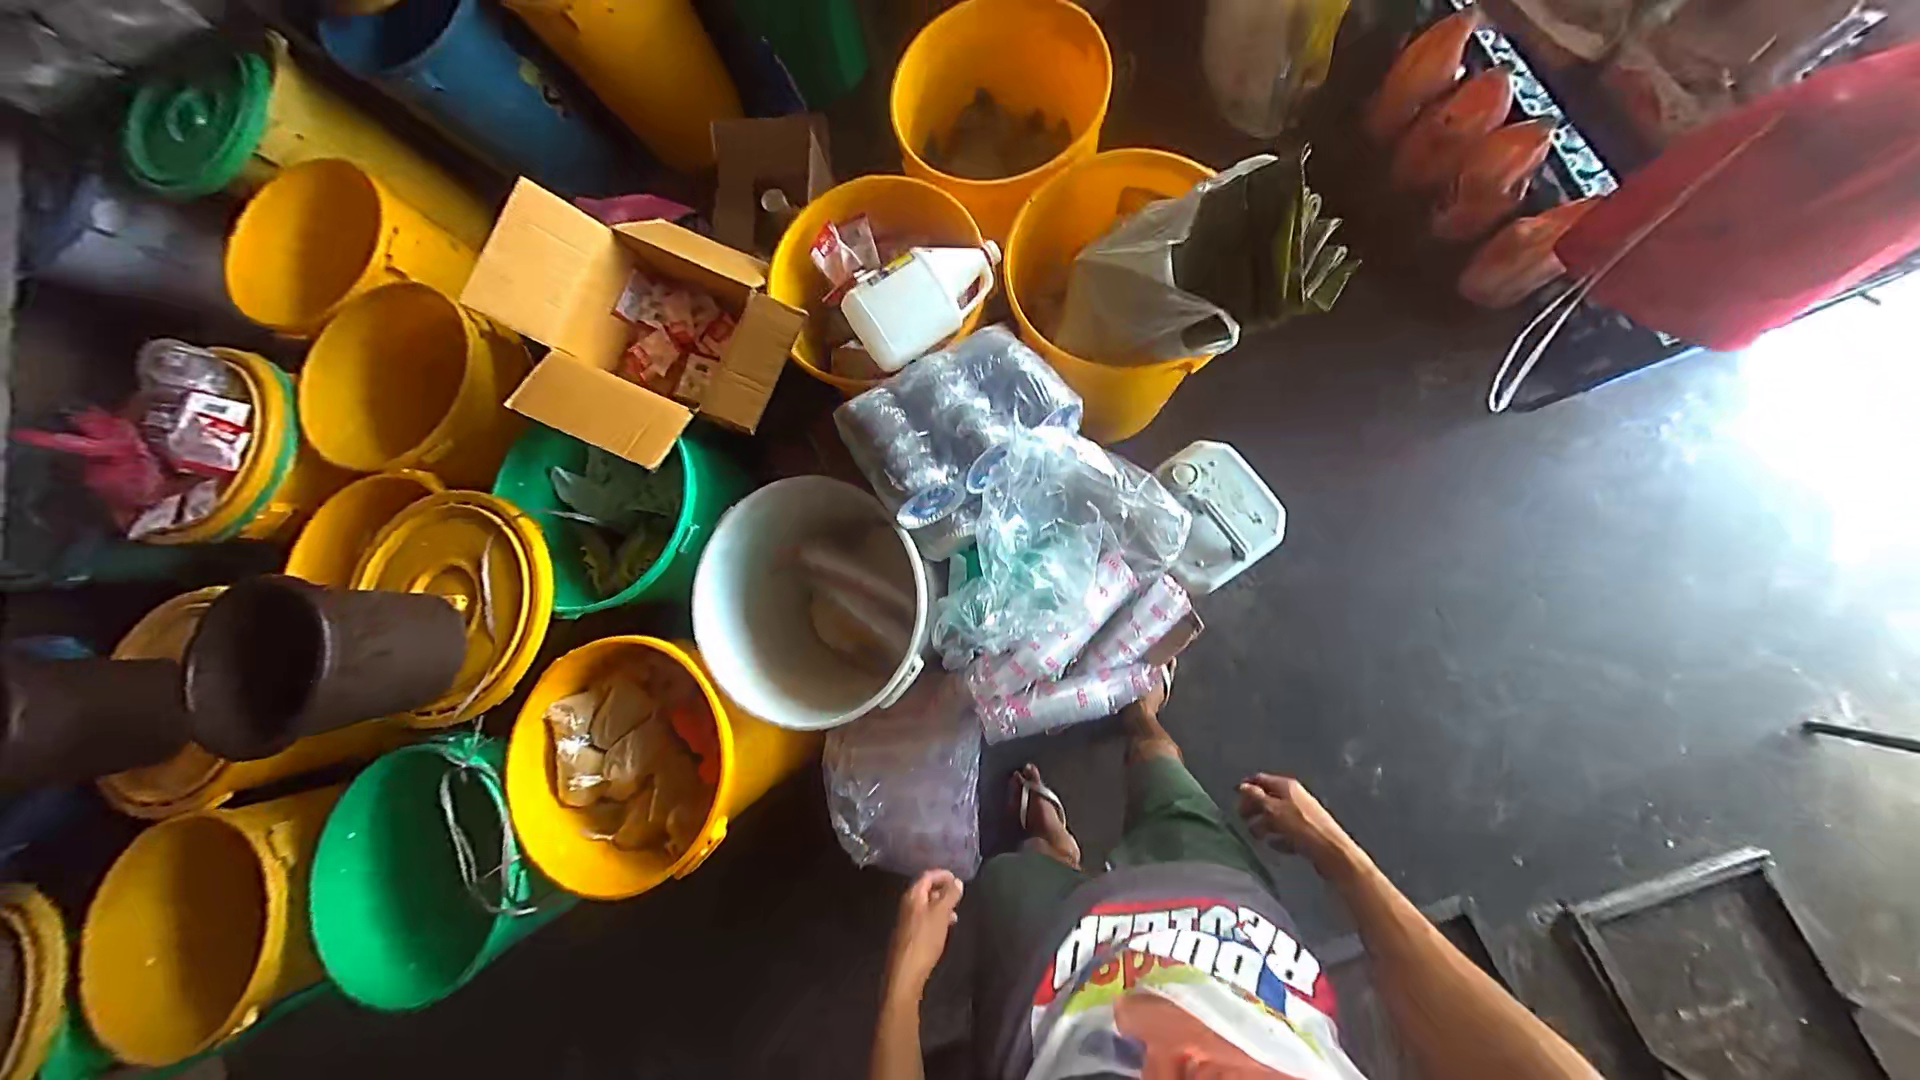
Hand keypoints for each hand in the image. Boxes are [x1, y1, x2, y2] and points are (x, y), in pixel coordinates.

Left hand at [884, 869, 962, 999]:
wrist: (905, 974)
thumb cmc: (924, 940)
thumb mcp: (941, 914)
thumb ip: (950, 895)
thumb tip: (957, 881)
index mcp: (913, 895)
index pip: (928, 876)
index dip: (942, 874)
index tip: (956, 878)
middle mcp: (907, 905)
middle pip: (926, 890)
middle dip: (943, 891)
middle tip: (957, 895)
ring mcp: (906, 921)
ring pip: (926, 906)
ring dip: (941, 906)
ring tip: (955, 914)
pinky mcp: (908, 936)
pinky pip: (924, 920)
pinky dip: (936, 919)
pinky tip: (944, 929)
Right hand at [1237, 774, 1364, 880]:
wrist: (1334, 854)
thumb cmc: (1301, 827)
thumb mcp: (1274, 810)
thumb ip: (1257, 797)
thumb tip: (1243, 786)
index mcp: (1287, 786)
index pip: (1261, 780)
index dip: (1247, 787)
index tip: (1235, 798)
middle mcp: (1295, 797)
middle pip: (1268, 798)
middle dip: (1253, 807)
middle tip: (1241, 819)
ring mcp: (1303, 815)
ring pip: (1277, 816)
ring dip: (1264, 824)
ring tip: (1255, 836)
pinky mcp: (1308, 833)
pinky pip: (1288, 832)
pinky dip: (1278, 837)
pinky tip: (1273, 845)